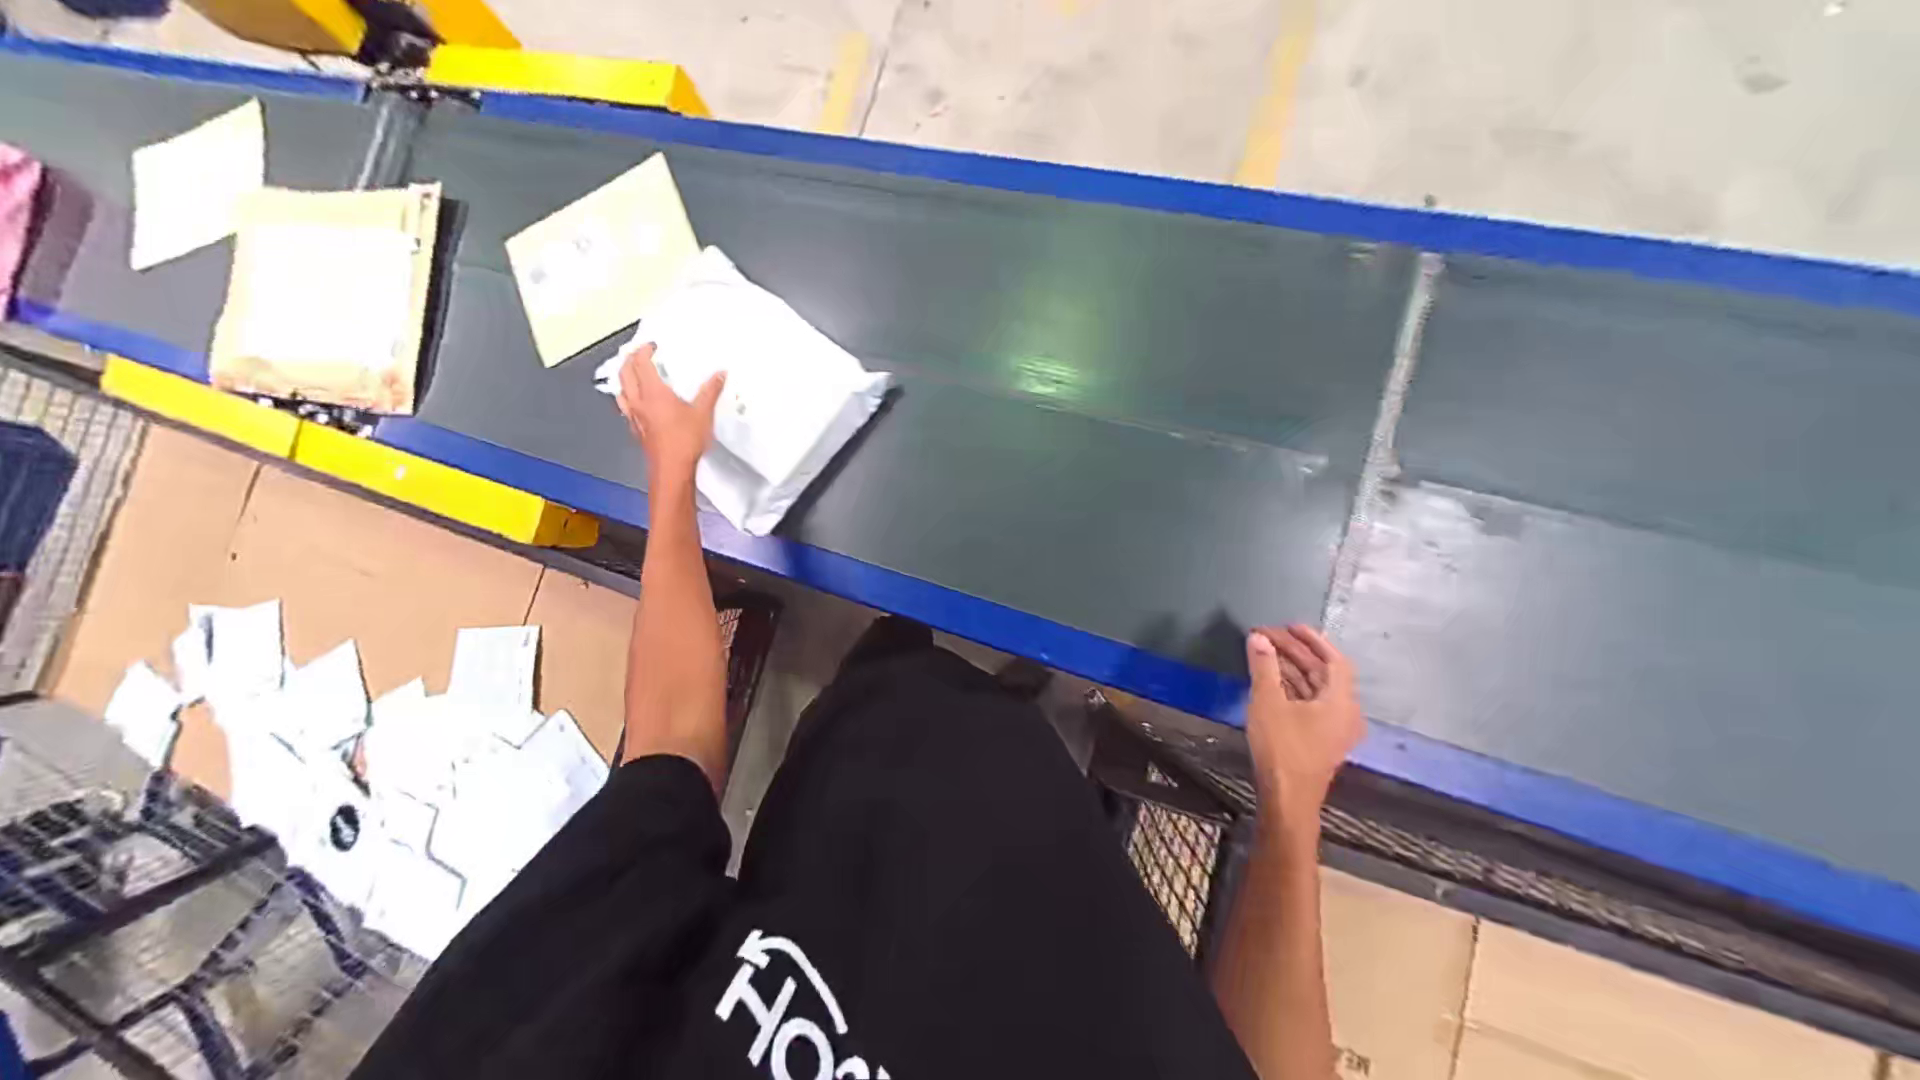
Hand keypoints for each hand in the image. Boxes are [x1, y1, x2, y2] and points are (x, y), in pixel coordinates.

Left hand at [615, 343, 724, 489]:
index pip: (641, 364)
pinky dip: (627, 396)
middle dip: (629, 360)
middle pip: (625, 373)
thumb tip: (720, 374)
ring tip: (632, 373)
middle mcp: (638, 401)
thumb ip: (710, 391)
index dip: (643, 351)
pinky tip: (636, 401)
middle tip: (638, 354)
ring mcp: (634, 416)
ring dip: (624, 377)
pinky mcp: (635, 428)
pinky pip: (625, 406)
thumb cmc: (686, 440)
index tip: (652, 346)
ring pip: (620, 389)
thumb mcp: (703, 413)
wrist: (671, 469)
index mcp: (653, 393)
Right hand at [1244, 624, 1363, 836]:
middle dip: (1296, 652)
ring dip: (1291, 669)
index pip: (1334, 660)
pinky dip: (1292, 687)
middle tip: (1268, 637)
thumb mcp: (1268, 702)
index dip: (1313, 640)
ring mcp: (1333, 728)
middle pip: (1323, 673)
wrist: (1287, 797)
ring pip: (1314, 688)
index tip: (1290, 626)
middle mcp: (1344, 712)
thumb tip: (1258, 638)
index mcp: (1341, 701)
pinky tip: (1270, 680)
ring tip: (1265, 653)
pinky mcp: (1320, 739)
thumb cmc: (1282, 747)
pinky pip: (1309, 703)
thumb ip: (1264, 666)